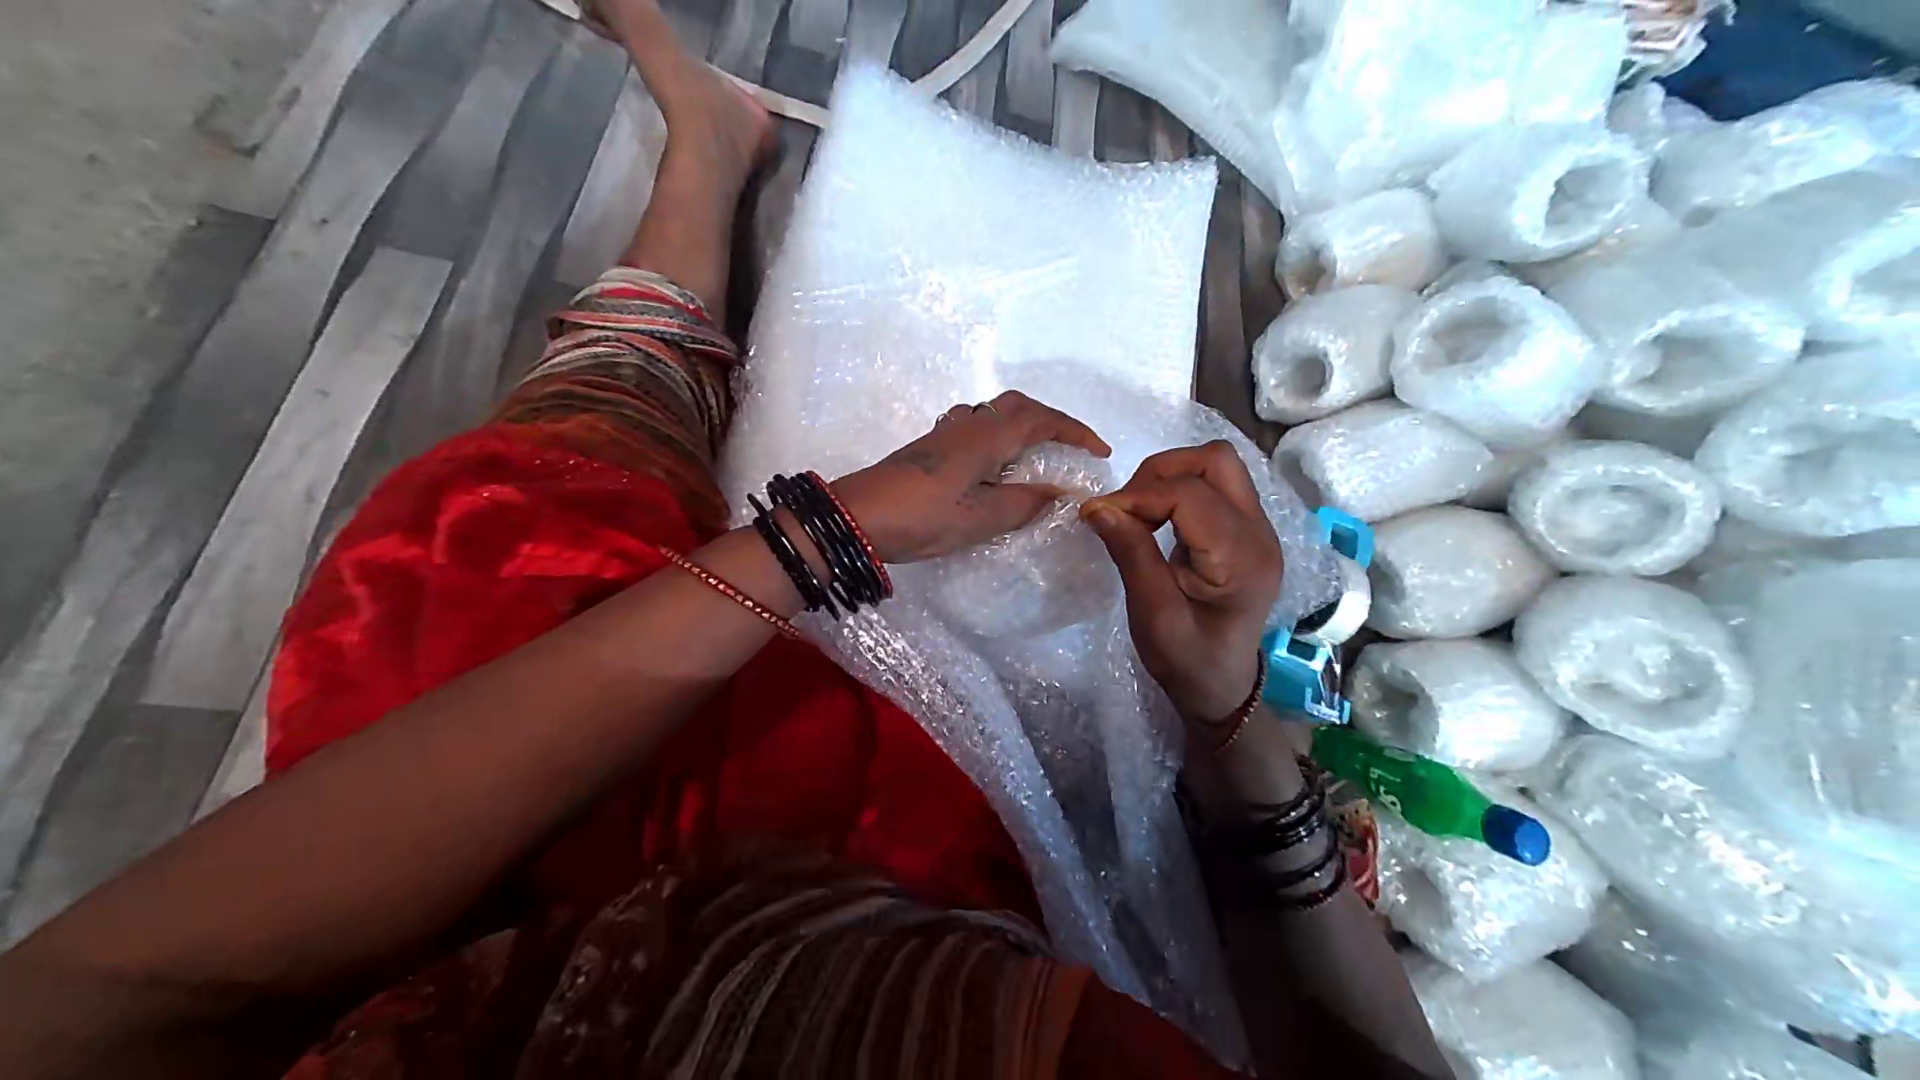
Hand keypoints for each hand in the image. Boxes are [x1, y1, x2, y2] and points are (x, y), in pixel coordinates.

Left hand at [833, 391, 1111, 562]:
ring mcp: (946, 432)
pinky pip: (974, 424)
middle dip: (1051, 420)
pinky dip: (997, 433)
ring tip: (1037, 451)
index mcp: (988, 436)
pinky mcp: (930, 445)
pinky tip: (993, 459)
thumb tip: (1059, 493)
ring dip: (1022, 423)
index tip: (1100, 451)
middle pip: (1019, 405)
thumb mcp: (982, 518)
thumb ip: (1025, 503)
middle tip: (1070, 446)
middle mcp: (969, 424)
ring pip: (994, 411)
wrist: (857, 517)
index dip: (1076, 432)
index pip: (1043, 420)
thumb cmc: (924, 517)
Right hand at [1080, 442, 1282, 722]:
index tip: (1098, 514)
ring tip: (1138, 512)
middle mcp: (1260, 533)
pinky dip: (1178, 488)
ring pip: (1216, 465)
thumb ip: (1131, 553)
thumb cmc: (1187, 660)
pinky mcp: (1247, 528)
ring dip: (1169, 477)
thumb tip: (1098, 506)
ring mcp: (1259, 528)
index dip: (1138, 495)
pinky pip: (1215, 484)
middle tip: (1124, 507)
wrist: (1222, 685)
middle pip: (1215, 460)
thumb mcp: (1152, 614)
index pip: (1190, 494)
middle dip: (1160, 472)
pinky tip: (1157, 517)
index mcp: (1242, 558)